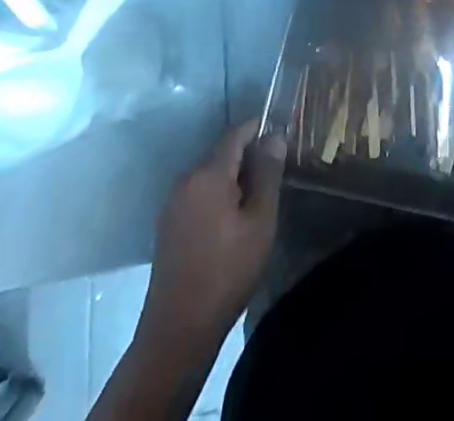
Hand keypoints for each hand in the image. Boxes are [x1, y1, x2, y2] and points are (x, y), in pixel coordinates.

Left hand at [142, 121, 285, 342]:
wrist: (179, 326)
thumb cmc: (228, 270)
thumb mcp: (259, 221)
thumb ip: (268, 175)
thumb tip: (274, 137)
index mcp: (208, 174)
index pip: (235, 134)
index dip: (259, 127)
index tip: (283, 130)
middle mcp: (186, 180)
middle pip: (221, 153)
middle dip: (250, 153)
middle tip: (280, 167)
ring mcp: (173, 202)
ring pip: (210, 174)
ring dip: (236, 175)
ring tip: (263, 192)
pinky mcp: (169, 223)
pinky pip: (200, 193)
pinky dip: (220, 193)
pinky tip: (236, 215)